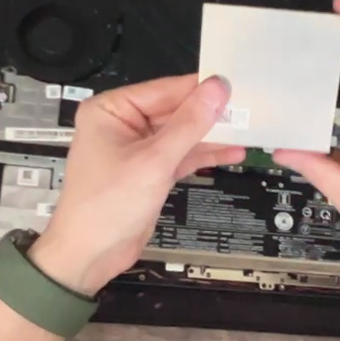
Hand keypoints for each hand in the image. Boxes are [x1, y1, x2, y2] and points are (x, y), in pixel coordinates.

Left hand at [32, 75, 243, 294]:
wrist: (91, 254)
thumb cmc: (105, 206)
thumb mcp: (154, 161)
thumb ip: (188, 124)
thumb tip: (216, 90)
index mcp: (111, 111)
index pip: (164, 90)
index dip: (200, 89)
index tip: (234, 86)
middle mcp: (122, 125)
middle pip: (175, 111)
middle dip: (209, 114)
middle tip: (248, 110)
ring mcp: (137, 150)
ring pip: (181, 135)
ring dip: (211, 136)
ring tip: (247, 131)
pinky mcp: (149, 172)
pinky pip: (180, 156)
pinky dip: (203, 156)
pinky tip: (230, 152)